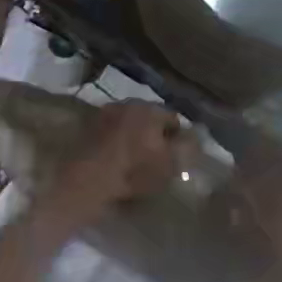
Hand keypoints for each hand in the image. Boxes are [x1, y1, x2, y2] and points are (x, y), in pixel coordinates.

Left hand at [51, 101, 180, 221]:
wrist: (87, 178)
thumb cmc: (134, 171)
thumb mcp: (171, 163)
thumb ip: (188, 146)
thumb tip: (195, 135)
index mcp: (150, 109)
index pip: (173, 119)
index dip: (177, 139)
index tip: (175, 157)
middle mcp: (127, 102)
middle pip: (149, 118)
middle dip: (153, 133)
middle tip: (154, 157)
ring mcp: (104, 112)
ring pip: (128, 122)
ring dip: (132, 134)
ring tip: (132, 157)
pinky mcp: (86, 124)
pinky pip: (109, 130)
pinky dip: (114, 139)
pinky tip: (113, 156)